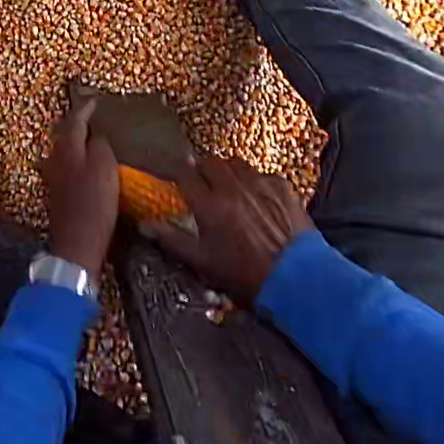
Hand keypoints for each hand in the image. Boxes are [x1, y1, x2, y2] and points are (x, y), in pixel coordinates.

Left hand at [38, 97, 118, 268]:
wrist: (76, 245)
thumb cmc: (93, 203)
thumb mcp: (105, 168)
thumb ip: (100, 145)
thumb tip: (96, 135)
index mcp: (67, 148)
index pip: (75, 120)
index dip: (86, 109)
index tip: (96, 101)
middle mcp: (56, 158)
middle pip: (67, 134)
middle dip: (79, 124)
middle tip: (96, 118)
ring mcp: (54, 176)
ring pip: (66, 150)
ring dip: (79, 142)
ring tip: (95, 139)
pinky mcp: (58, 192)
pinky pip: (68, 165)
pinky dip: (78, 158)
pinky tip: (88, 164)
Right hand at [142, 156, 314, 303]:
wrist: (299, 281)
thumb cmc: (245, 274)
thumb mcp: (204, 261)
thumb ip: (172, 239)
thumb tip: (144, 225)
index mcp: (210, 205)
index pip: (184, 173)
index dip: (177, 172)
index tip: (175, 177)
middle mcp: (232, 187)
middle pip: (210, 162)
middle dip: (202, 169)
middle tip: (202, 182)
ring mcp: (259, 183)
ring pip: (236, 163)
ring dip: (227, 171)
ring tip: (228, 186)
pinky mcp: (282, 186)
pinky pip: (262, 174)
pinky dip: (254, 181)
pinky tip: (257, 198)